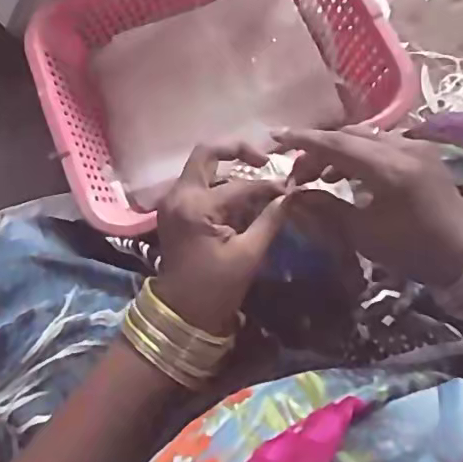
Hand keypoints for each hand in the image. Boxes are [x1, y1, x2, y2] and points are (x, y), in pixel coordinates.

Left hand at [153, 144, 292, 335]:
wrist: (180, 311)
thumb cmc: (215, 287)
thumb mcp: (248, 255)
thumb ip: (269, 220)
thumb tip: (291, 196)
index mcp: (196, 206)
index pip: (240, 184)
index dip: (268, 185)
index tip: (290, 188)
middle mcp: (179, 194)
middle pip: (207, 153)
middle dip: (237, 150)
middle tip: (263, 160)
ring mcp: (172, 200)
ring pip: (201, 167)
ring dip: (228, 167)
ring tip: (257, 182)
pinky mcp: (172, 209)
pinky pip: (197, 184)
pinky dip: (218, 183)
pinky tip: (240, 198)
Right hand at [275, 126, 462, 283]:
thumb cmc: (413, 249)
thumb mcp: (363, 234)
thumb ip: (326, 208)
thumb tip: (293, 196)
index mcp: (389, 170)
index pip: (337, 144)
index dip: (303, 140)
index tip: (276, 137)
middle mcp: (403, 148)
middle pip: (348, 135)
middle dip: (317, 148)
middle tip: (297, 173)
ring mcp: (415, 146)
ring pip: (364, 135)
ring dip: (336, 149)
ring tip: (318, 174)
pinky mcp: (421, 152)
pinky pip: (380, 141)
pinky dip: (357, 151)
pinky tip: (345, 172)